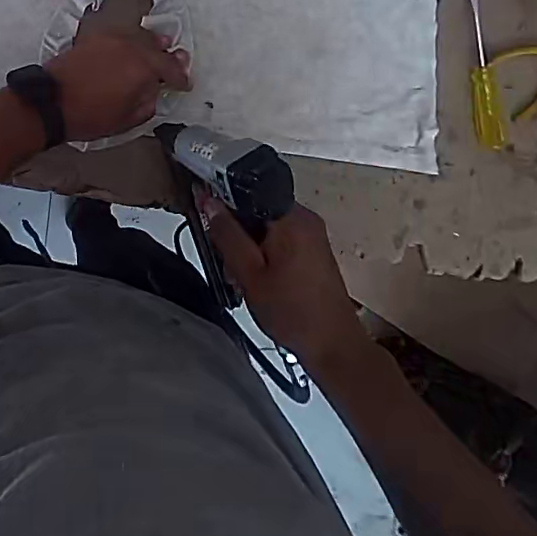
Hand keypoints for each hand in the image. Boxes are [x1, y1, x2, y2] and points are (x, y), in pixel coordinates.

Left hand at [44, 29, 191, 141]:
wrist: (50, 102)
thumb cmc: (89, 115)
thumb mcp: (128, 118)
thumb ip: (148, 102)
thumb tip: (153, 92)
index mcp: (143, 67)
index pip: (171, 68)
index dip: (181, 77)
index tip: (184, 84)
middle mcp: (130, 47)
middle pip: (157, 46)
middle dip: (169, 56)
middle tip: (178, 61)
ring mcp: (111, 39)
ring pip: (139, 34)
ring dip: (151, 42)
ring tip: (159, 46)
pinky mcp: (94, 38)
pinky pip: (120, 33)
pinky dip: (131, 38)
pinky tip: (131, 46)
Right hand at [197, 192, 369, 370]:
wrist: (333, 345)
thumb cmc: (293, 314)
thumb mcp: (250, 274)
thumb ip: (227, 235)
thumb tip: (209, 203)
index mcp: (291, 217)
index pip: (248, 190)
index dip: (222, 201)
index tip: (204, 217)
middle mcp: (305, 218)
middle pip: (257, 208)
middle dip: (235, 230)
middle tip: (225, 261)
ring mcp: (312, 234)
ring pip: (266, 225)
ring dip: (248, 244)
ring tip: (240, 276)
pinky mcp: (313, 249)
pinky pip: (280, 238)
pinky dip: (264, 252)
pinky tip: (257, 279)